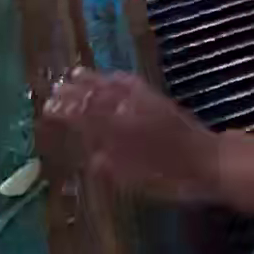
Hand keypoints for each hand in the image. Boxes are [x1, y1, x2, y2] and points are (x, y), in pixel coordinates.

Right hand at [43, 69, 220, 201]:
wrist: (205, 160)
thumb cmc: (167, 178)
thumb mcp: (131, 179)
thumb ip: (107, 163)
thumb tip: (89, 154)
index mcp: (119, 129)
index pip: (86, 114)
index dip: (66, 110)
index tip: (48, 107)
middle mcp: (129, 108)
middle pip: (97, 94)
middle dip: (74, 91)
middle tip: (55, 88)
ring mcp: (145, 100)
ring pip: (113, 84)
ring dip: (93, 79)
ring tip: (75, 74)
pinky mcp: (158, 98)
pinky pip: (132, 82)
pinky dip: (117, 78)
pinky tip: (111, 76)